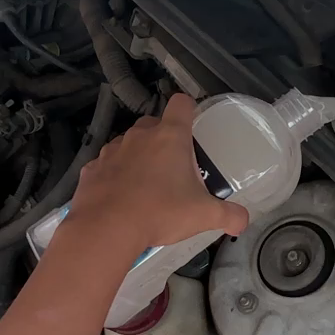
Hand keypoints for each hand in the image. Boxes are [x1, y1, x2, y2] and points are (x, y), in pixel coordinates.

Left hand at [62, 93, 248, 257]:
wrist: (105, 230)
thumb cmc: (160, 213)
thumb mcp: (204, 216)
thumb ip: (229, 215)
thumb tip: (243, 221)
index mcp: (170, 137)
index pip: (182, 103)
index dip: (190, 110)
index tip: (194, 127)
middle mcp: (140, 136)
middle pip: (155, 123)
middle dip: (165, 139)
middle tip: (175, 167)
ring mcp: (112, 150)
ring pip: (130, 143)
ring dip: (139, 157)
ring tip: (147, 186)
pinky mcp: (92, 168)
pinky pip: (108, 165)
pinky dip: (115, 176)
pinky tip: (121, 198)